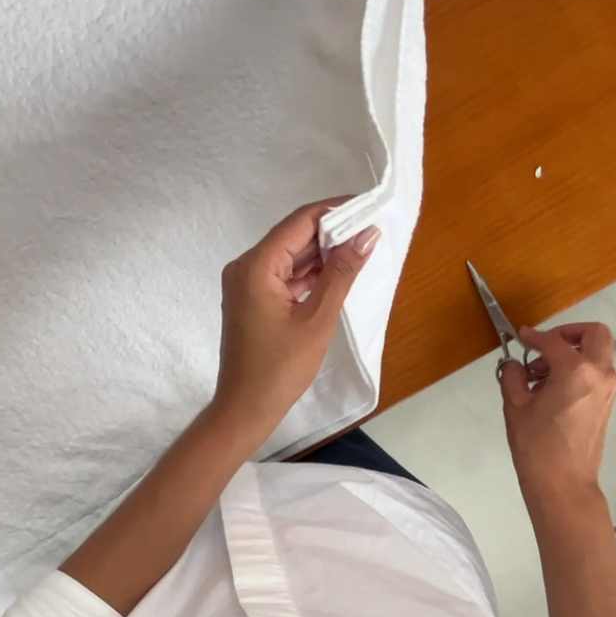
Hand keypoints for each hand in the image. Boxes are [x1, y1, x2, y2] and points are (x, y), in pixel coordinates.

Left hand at [212, 198, 379, 439]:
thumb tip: (367, 234)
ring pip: (289, 256)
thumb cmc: (280, 369)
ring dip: (322, 254)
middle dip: (332, 233)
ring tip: (361, 250)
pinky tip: (337, 274)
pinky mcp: (250, 299)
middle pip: (293, 235)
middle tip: (371, 231)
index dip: (336, 211)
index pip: (300, 221)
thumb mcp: (317, 319)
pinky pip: (283, 275)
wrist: (245, 408)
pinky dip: (308, 274)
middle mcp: (245, 267)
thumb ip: (342, 273)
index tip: (369, 207)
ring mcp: (245, 283)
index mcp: (255, 266)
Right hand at [499, 322, 615, 504]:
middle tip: (544, 346)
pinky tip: (552, 389)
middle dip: (568, 333)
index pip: (553, 342)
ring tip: (541, 374)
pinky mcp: (607, 403)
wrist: (563, 482)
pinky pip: (596, 372)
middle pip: (593, 334)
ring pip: (597, 353)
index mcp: (576, 371)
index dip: (533, 336)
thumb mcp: (516, 407)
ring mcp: (608, 389)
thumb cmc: (537, 446)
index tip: (520, 337)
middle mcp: (599, 374)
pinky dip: (578, 369)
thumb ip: (513, 377)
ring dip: (572, 352)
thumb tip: (515, 366)